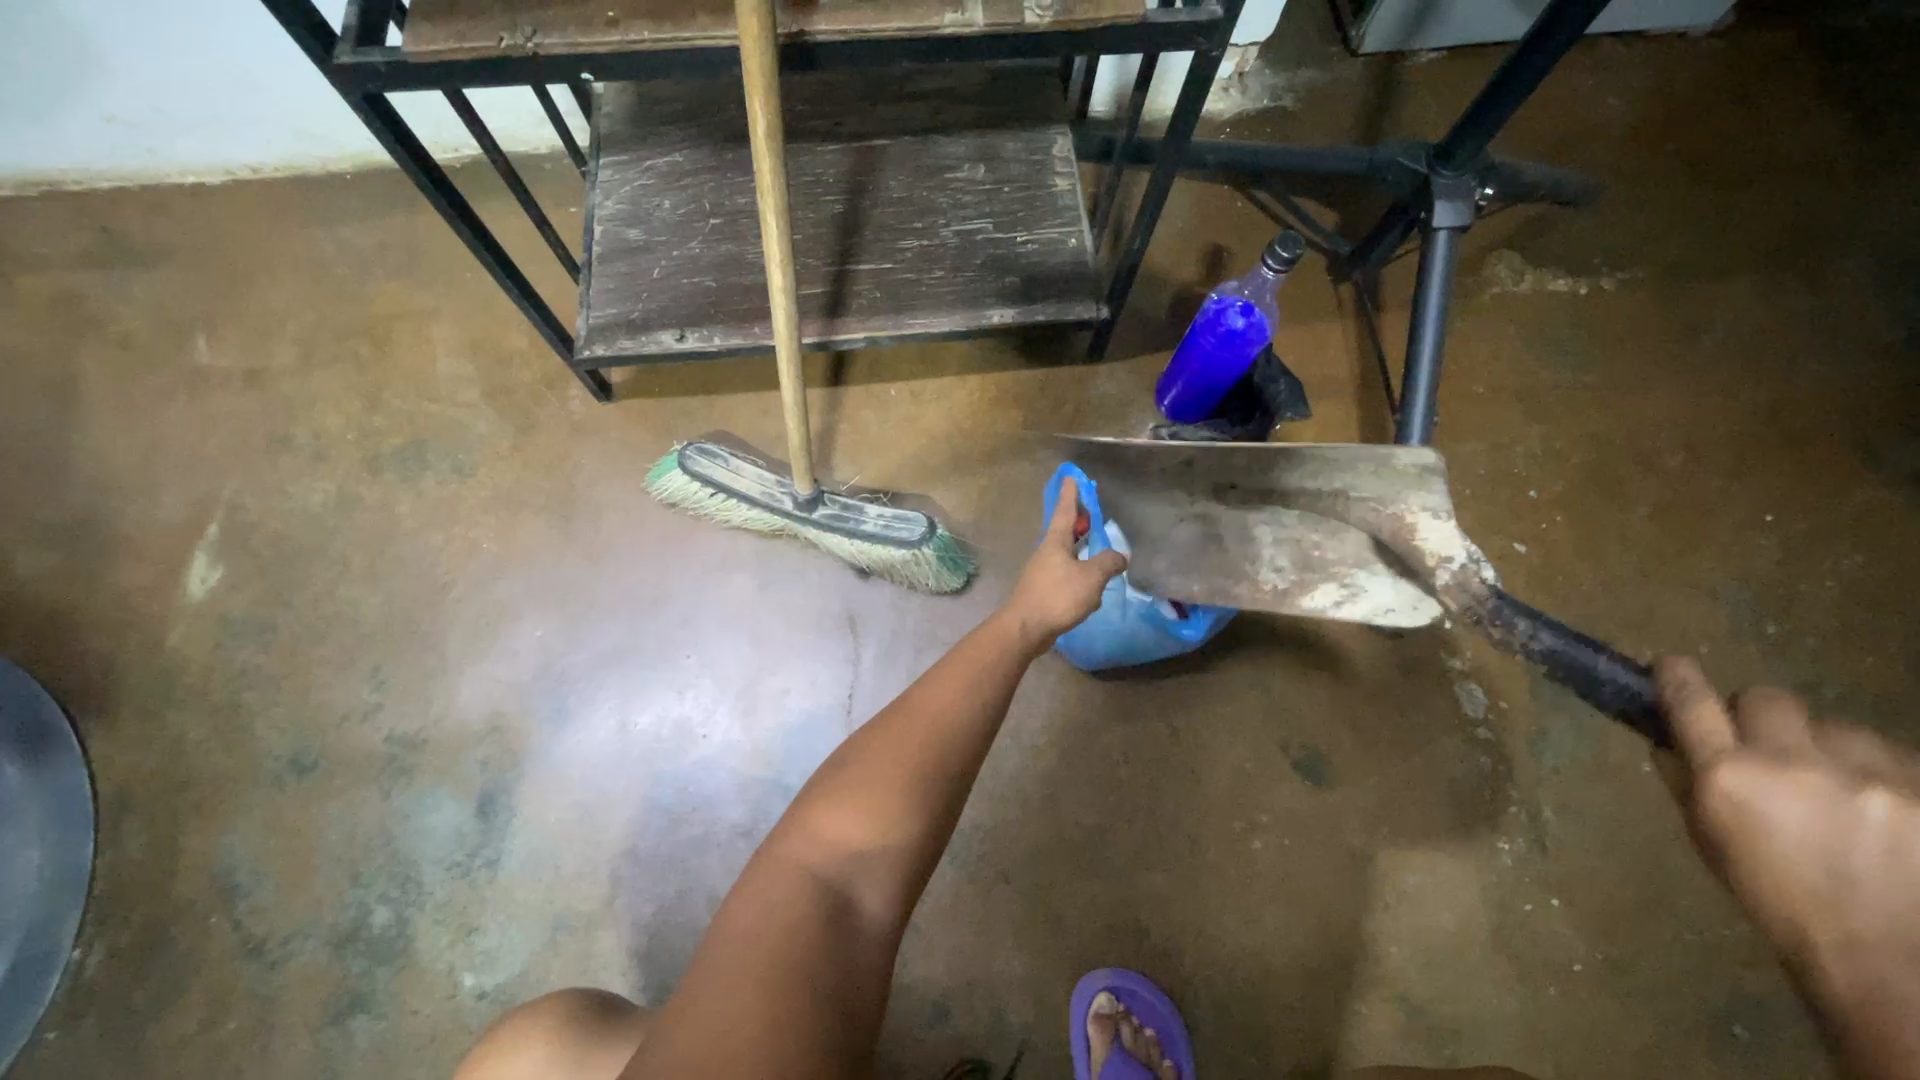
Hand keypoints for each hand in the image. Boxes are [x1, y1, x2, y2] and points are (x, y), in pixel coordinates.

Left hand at [1000, 478, 1126, 652]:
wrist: (1026, 628)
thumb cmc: (1057, 596)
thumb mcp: (1091, 577)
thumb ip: (1108, 563)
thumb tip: (1120, 556)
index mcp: (1056, 542)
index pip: (1065, 510)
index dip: (1071, 494)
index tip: (1071, 476)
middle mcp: (1046, 552)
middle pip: (1064, 530)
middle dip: (1078, 521)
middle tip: (1090, 512)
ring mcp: (1042, 572)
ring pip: (1066, 554)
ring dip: (1080, 549)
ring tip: (1095, 550)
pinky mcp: (1043, 591)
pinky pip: (1065, 575)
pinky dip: (1078, 574)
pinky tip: (1090, 588)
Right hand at [1656, 657, 1919, 1079]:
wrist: (1886, 957)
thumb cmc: (1778, 901)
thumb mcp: (1712, 843)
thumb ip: (1687, 784)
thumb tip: (1669, 742)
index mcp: (1727, 777)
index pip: (1690, 700)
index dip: (1676, 677)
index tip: (1671, 668)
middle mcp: (1791, 761)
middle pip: (1766, 698)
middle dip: (1761, 717)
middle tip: (1770, 748)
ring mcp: (1868, 771)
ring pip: (1835, 726)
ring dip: (1828, 748)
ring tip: (1841, 792)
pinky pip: (1891, 754)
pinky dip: (1879, 773)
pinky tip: (1883, 811)